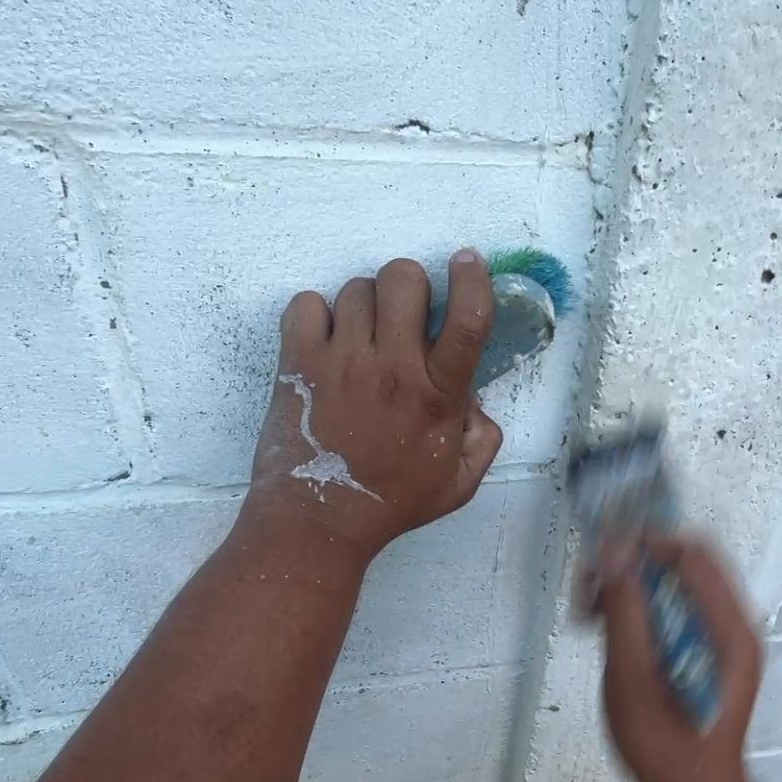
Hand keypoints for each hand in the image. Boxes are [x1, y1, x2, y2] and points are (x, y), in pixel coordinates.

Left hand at [244, 250, 503, 561]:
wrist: (318, 520)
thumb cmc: (391, 504)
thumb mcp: (459, 484)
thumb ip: (483, 440)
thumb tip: (474, 401)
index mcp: (438, 395)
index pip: (467, 321)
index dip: (472, 280)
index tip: (466, 261)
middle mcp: (393, 368)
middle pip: (405, 278)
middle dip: (410, 285)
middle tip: (403, 317)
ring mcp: (342, 361)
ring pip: (357, 288)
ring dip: (365, 306)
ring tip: (360, 340)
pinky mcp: (299, 362)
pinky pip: (307, 303)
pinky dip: (316, 314)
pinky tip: (324, 343)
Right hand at [593, 537, 764, 781]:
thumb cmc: (662, 746)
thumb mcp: (632, 677)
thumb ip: (625, 609)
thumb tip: (613, 549)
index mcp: (728, 628)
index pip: (689, 553)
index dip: (641, 544)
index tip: (597, 560)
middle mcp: (734, 624)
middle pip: (682, 563)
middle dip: (630, 565)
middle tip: (587, 593)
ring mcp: (726, 638)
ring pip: (674, 583)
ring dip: (630, 586)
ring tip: (590, 613)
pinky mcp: (711, 651)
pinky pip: (676, 608)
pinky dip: (640, 607)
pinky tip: (610, 630)